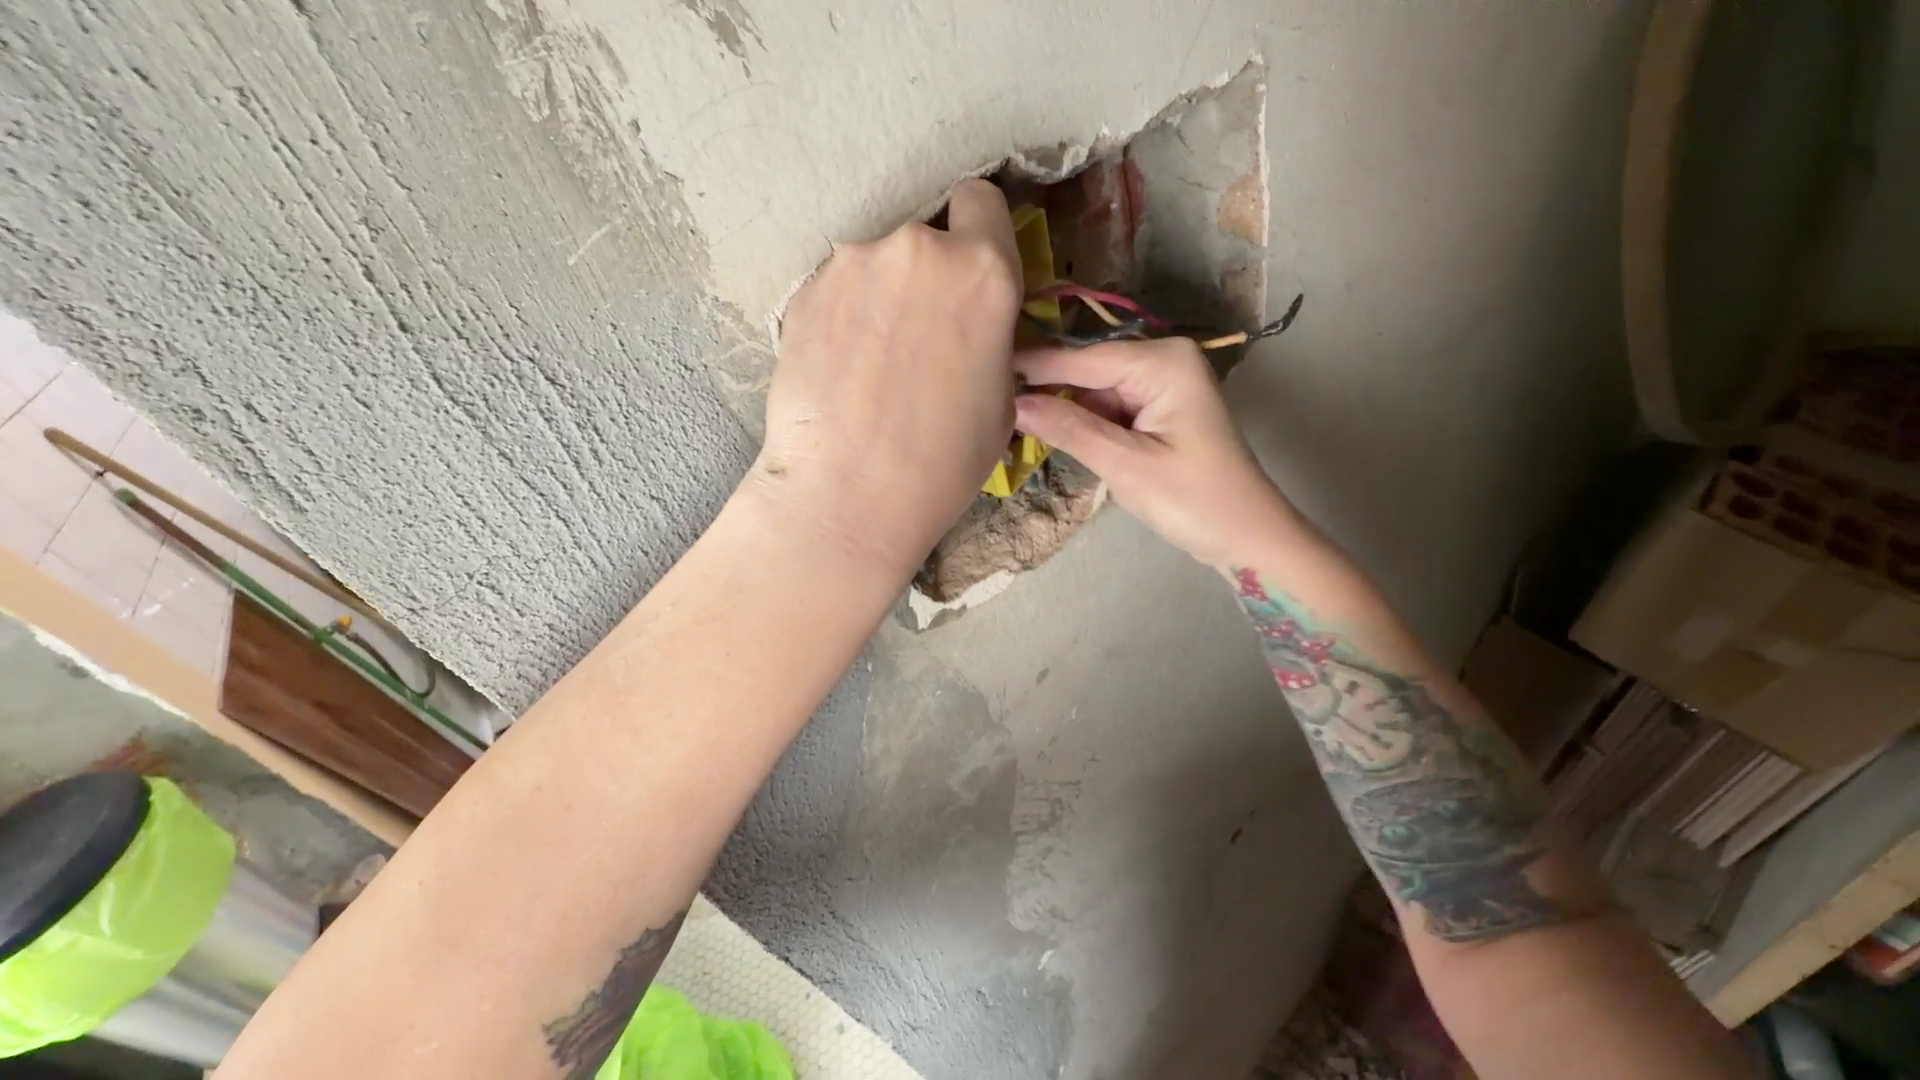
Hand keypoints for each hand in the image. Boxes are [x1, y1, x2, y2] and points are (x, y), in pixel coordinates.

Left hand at [750, 179, 1023, 575]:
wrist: (847, 492)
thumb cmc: (942, 461)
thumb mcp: (1002, 401)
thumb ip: (990, 337)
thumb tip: (972, 327)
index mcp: (984, 271)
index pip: (983, 201)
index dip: (980, 232)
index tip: (971, 271)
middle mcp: (917, 248)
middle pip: (928, 238)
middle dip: (928, 277)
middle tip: (920, 337)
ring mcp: (852, 265)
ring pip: (877, 265)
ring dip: (881, 296)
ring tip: (871, 362)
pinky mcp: (804, 291)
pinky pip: (837, 290)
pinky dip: (843, 316)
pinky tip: (839, 368)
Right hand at [1013, 339, 1300, 566]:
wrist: (1248, 537)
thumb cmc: (1195, 501)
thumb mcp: (1127, 466)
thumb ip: (1069, 429)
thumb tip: (1013, 403)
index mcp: (1163, 362)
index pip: (1081, 359)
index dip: (1031, 366)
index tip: (980, 366)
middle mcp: (1162, 360)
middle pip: (1086, 370)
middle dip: (1042, 387)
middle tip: (985, 397)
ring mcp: (1160, 385)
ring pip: (1092, 390)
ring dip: (1058, 407)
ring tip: (1002, 413)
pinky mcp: (1156, 409)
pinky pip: (1106, 407)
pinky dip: (1080, 422)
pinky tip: (1042, 428)